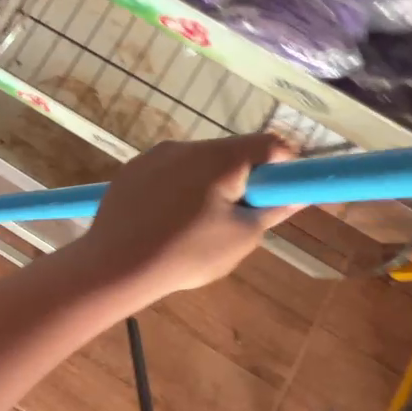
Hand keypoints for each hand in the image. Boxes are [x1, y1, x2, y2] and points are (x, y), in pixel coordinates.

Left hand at [73, 134, 301, 297]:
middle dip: (245, 179)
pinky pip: (167, 173)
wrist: (115, 265)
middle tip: (241, 216)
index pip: (269, 145)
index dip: (286, 168)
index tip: (281, 196)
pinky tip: (169, 220)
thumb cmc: (187, 252)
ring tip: (201, 224)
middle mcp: (181, 147)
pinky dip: (179, 189)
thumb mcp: (243, 235)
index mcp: (216, 157)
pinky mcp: (128, 172)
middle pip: (230, 152)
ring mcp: (149, 157)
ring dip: (211, 184)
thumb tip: (296, 193)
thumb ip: (273, 208)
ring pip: (197, 163)